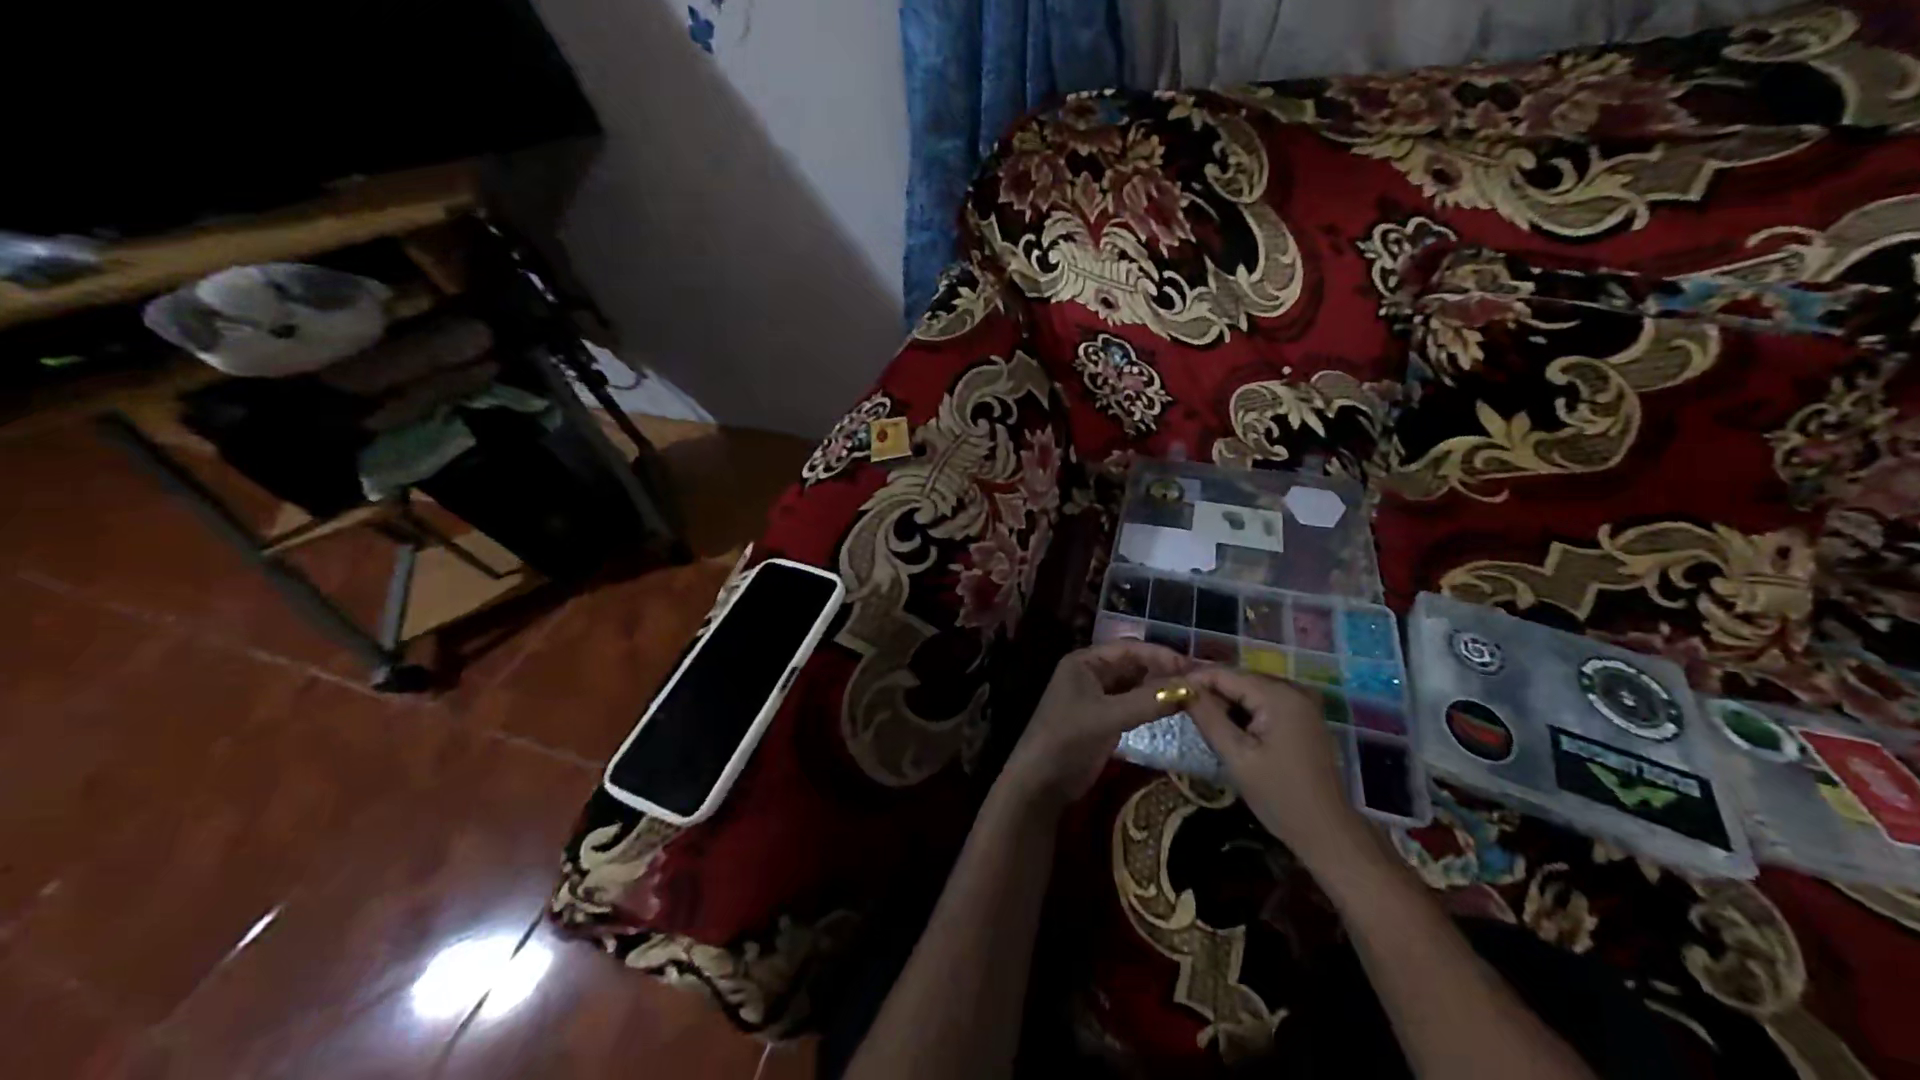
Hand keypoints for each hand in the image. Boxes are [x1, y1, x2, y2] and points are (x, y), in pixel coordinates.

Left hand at [999, 642, 1192, 811]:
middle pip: (1135, 664)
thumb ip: (1148, 701)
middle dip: (1164, 671)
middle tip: (1200, 682)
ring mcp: (1097, 696)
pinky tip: (1175, 709)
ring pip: (1136, 684)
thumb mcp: (1108, 717)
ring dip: (1160, 688)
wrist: (1041, 782)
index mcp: (1085, 661)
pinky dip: (1152, 704)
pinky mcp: (1104, 719)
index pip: (1130, 648)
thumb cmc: (1067, 739)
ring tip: (1194, 695)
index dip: (1162, 655)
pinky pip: (1133, 704)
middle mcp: (1091, 673)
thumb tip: (1192, 688)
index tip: (1194, 667)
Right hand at [1186, 667, 1369, 862]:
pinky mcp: (1303, 718)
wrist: (1327, 831)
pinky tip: (1227, 726)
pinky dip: (1243, 710)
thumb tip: (1181, 688)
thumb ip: (1207, 716)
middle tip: (1178, 705)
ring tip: (1196, 716)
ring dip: (1224, 700)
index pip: (1224, 673)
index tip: (1166, 692)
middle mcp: (1292, 690)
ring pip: (1250, 690)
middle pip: (1238, 678)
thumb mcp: (1235, 755)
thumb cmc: (1279, 795)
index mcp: (1278, 695)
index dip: (1193, 679)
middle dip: (1208, 689)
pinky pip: (1264, 702)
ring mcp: (1301, 703)